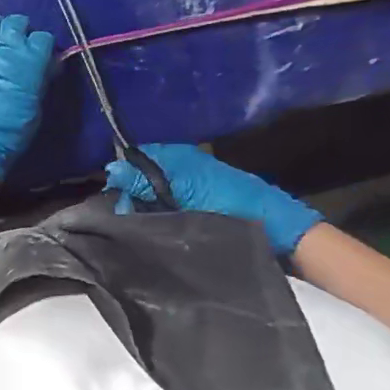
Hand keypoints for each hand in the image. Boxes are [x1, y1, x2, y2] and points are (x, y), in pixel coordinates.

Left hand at [0, 14, 56, 182]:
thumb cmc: (14, 126)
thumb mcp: (37, 101)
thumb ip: (40, 77)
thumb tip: (45, 66)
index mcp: (31, 58)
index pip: (42, 38)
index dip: (42, 45)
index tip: (40, 52)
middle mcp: (7, 47)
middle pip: (16, 23)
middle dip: (20, 30)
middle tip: (18, 41)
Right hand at [105, 143, 321, 255]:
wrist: (278, 233)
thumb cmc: (232, 205)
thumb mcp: (186, 190)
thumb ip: (146, 180)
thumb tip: (111, 170)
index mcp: (178, 156)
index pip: (136, 158)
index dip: (121, 175)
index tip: (114, 199)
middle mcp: (180, 167)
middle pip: (140, 176)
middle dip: (130, 193)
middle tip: (126, 216)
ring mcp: (187, 189)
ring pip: (149, 194)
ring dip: (142, 208)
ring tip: (137, 225)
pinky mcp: (194, 208)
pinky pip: (163, 208)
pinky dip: (156, 217)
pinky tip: (153, 229)